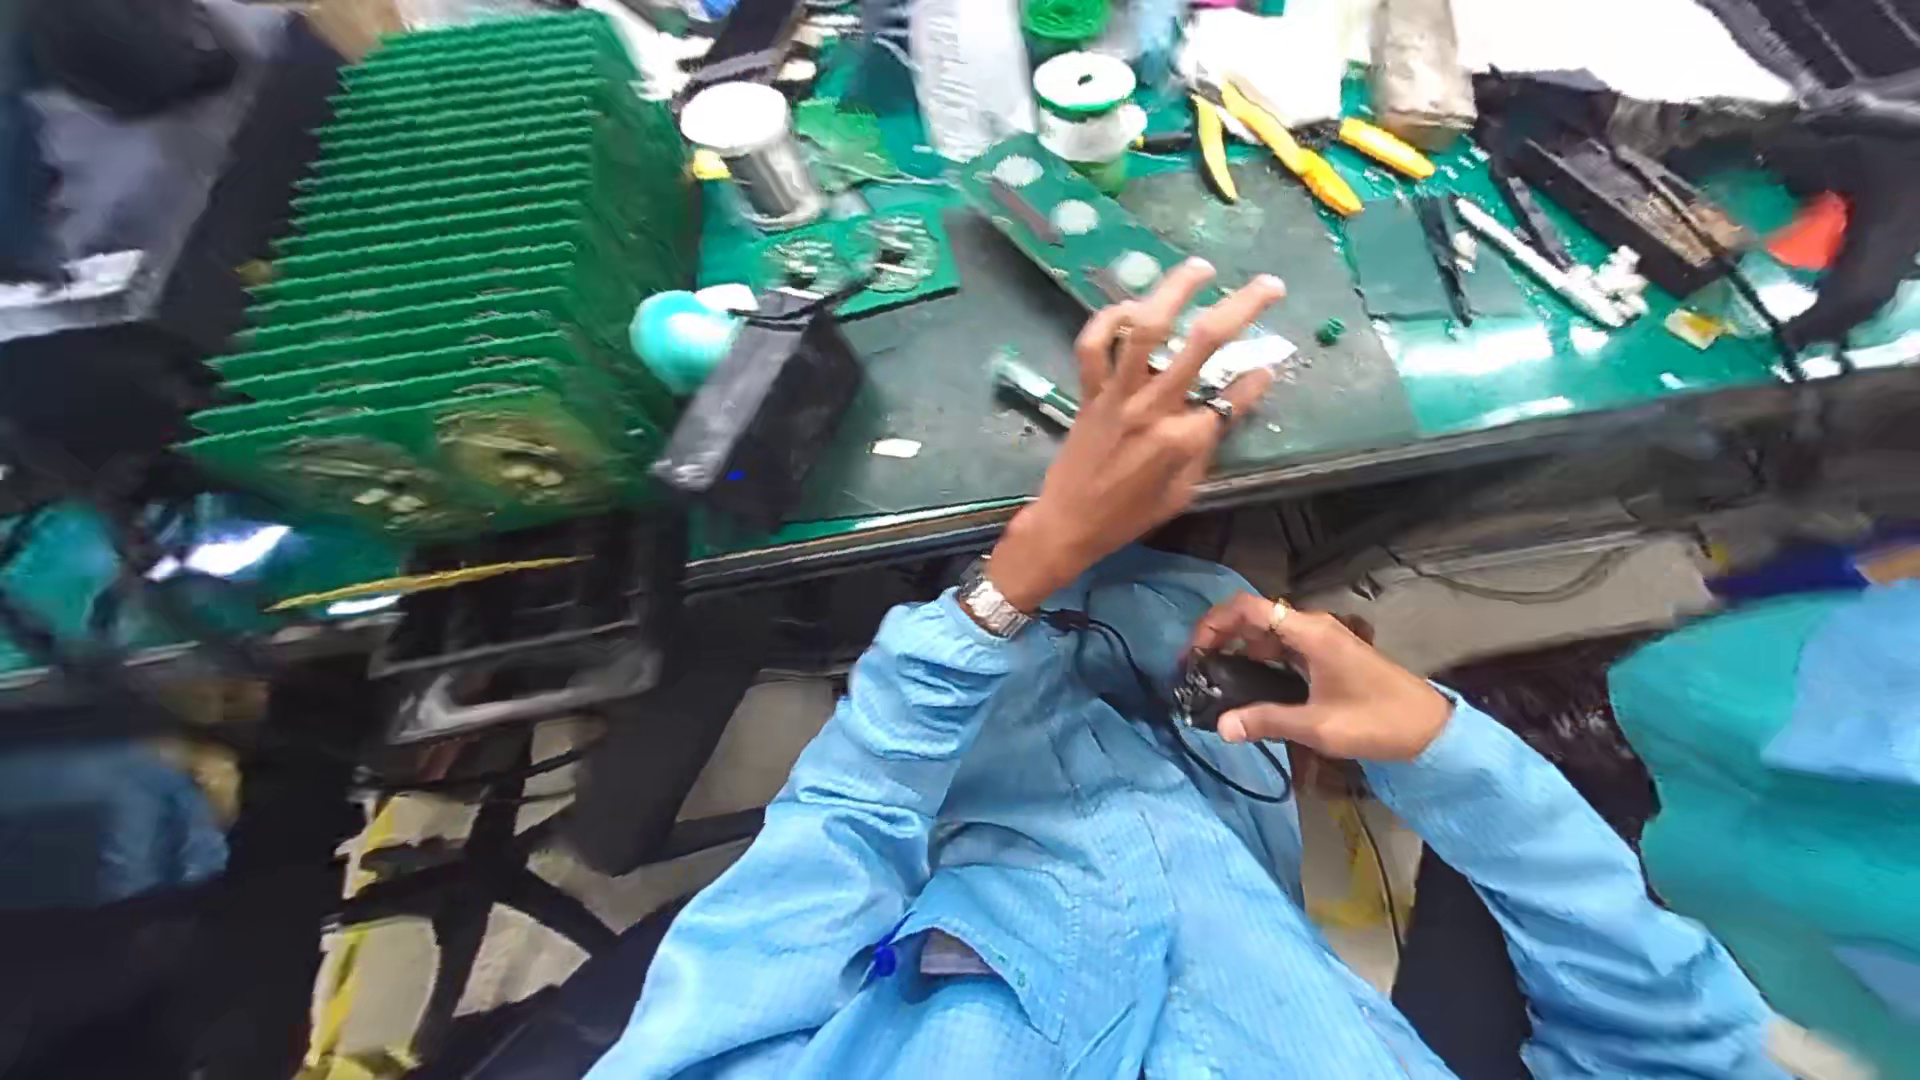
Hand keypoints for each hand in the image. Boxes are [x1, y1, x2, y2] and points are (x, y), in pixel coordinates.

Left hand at [986, 260, 1286, 610]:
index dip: (1256, 377)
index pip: (1234, 395)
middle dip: (1243, 307)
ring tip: (1200, 268)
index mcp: (1183, 439)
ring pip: (1145, 330)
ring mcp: (1116, 396)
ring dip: (1174, 291)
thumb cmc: (1128, 516)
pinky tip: (1127, 308)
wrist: (1068, 523)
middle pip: (1204, 343)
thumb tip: (1231, 404)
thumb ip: (1207, 447)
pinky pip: (1092, 348)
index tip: (1267, 366)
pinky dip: (1105, 322)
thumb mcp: (1182, 492)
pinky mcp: (1087, 394)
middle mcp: (1152, 407)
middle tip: (1269, 285)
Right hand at [1187, 593, 1452, 761]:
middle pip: (1251, 615)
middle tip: (1197, 665)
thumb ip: (1266, 721)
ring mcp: (1318, 638)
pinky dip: (1256, 655)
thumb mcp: (1318, 726)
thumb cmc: (1378, 722)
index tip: (1196, 649)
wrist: (1433, 732)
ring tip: (1215, 674)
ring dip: (1236, 646)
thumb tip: (1221, 727)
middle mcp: (1310, 626)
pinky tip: (1245, 680)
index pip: (1248, 607)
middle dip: (1219, 635)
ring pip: (1264, 630)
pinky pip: (1278, 644)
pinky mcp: (1323, 652)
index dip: (1215, 622)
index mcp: (1308, 632)